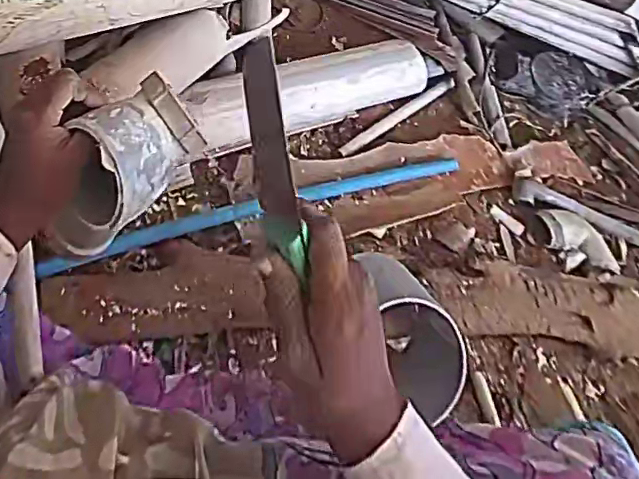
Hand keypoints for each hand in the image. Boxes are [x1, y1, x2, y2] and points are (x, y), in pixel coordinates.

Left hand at [0, 66, 89, 247]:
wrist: (12, 213)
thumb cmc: (42, 191)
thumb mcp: (76, 158)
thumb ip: (92, 129)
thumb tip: (103, 116)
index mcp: (38, 112)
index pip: (68, 80)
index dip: (90, 92)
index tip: (102, 110)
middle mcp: (24, 108)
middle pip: (59, 81)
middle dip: (82, 95)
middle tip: (98, 114)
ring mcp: (19, 115)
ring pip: (51, 91)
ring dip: (71, 102)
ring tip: (88, 124)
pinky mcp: (20, 125)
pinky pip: (44, 105)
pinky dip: (60, 110)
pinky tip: (72, 130)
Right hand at [260, 208, 404, 463]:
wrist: (373, 424)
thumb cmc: (330, 396)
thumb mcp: (294, 355)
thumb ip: (281, 300)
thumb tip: (265, 254)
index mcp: (338, 295)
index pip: (324, 229)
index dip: (297, 214)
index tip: (270, 222)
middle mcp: (357, 283)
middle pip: (319, 240)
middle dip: (290, 252)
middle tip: (273, 286)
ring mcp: (365, 288)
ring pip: (323, 255)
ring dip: (301, 269)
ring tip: (291, 311)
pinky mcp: (365, 295)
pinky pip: (332, 270)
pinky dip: (315, 280)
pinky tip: (307, 315)